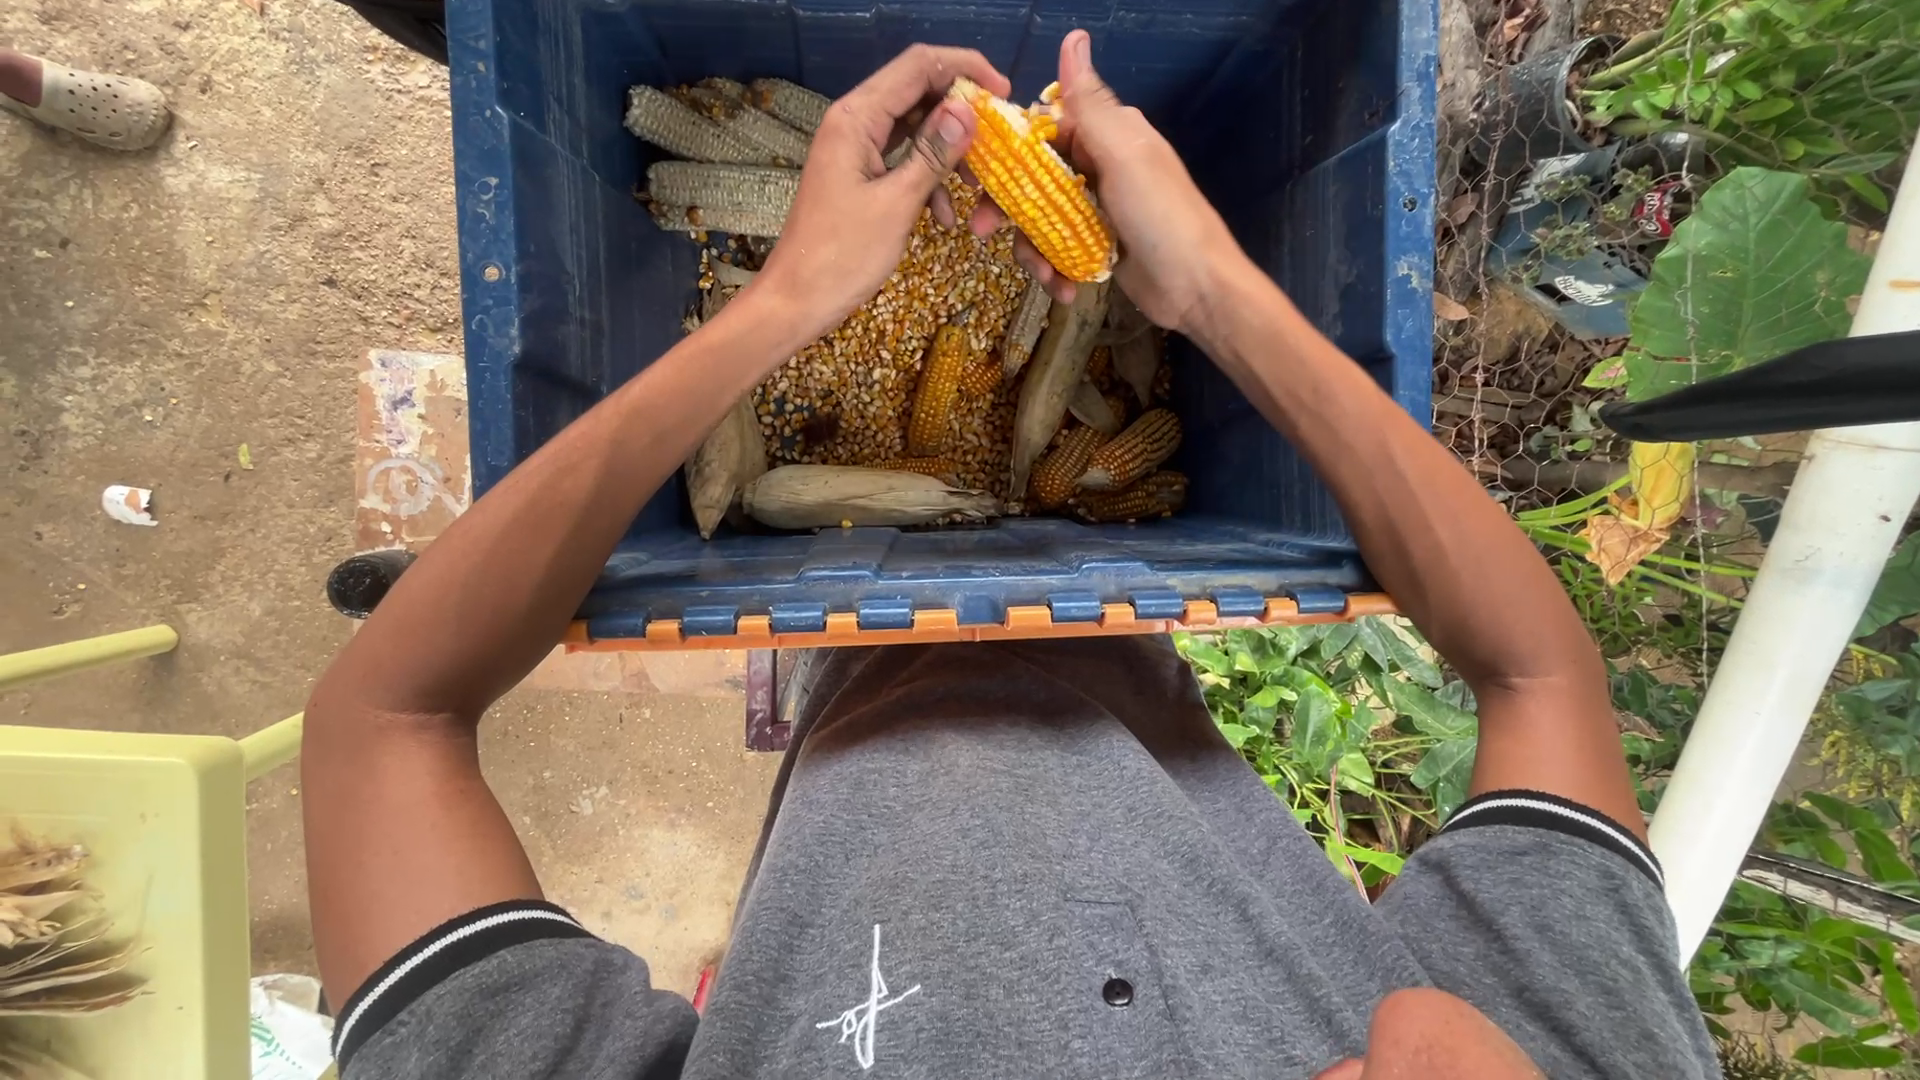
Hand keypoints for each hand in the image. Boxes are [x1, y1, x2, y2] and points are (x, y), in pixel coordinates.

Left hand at [753, 45, 1010, 342]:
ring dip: (947, 154)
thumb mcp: (897, 205)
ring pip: (913, 131)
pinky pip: (901, 163)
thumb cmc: (843, 256)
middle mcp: (854, 123)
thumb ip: (933, 155)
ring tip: (974, 186)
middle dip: (959, 115)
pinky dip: (927, 181)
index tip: (1005, 95)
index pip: (919, 66)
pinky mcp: (858, 178)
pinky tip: (944, 217)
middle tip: (995, 143)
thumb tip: (968, 110)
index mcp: (857, 118)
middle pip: (917, 93)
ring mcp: (855, 151)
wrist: (798, 300)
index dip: (966, 69)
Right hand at [972, 30, 1246, 338]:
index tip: (976, 173)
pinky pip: (1059, 252)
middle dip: (1008, 207)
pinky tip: (1065, 288)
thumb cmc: (1162, 215)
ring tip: (1044, 274)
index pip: (1044, 130)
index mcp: (1107, 135)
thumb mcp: (1124, 155)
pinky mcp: (1095, 248)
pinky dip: (1056, 271)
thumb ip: (1090, 105)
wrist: (1196, 287)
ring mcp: (1096, 211)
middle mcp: (1098, 167)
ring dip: (1034, 249)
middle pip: (1033, 179)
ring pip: (1041, 221)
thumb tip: (1073, 37)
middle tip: (982, 231)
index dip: (1008, 150)